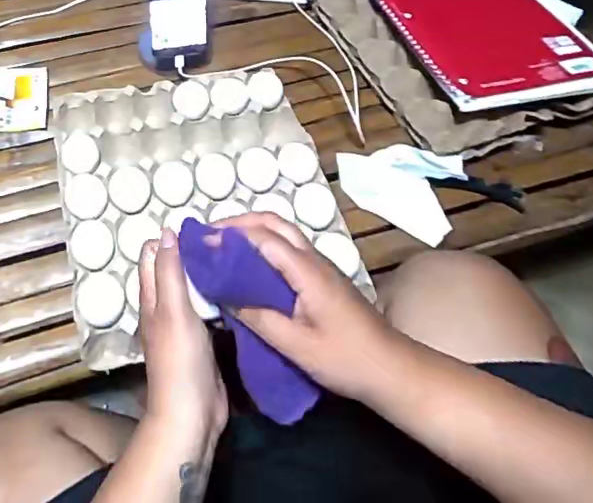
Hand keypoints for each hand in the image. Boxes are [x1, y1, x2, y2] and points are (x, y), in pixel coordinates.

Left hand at [138, 226, 226, 447]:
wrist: (192, 416)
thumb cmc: (179, 359)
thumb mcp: (173, 308)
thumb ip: (169, 270)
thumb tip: (167, 231)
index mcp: (152, 297)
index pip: (153, 254)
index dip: (171, 239)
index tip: (200, 231)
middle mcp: (165, 307)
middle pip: (176, 269)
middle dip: (195, 254)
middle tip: (224, 243)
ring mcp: (184, 324)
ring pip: (195, 288)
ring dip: (209, 274)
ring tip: (235, 259)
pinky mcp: (203, 340)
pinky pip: (209, 309)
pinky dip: (220, 296)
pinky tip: (239, 289)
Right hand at [213, 212, 406, 403]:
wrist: (391, 368)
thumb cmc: (345, 359)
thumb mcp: (296, 346)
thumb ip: (258, 318)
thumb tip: (224, 297)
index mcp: (306, 269)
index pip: (263, 238)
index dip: (230, 235)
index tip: (201, 241)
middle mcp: (312, 257)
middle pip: (273, 223)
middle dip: (239, 223)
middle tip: (209, 237)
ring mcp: (319, 264)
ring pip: (282, 231)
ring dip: (252, 231)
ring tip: (223, 247)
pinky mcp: (321, 276)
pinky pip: (287, 247)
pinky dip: (263, 244)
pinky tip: (249, 266)